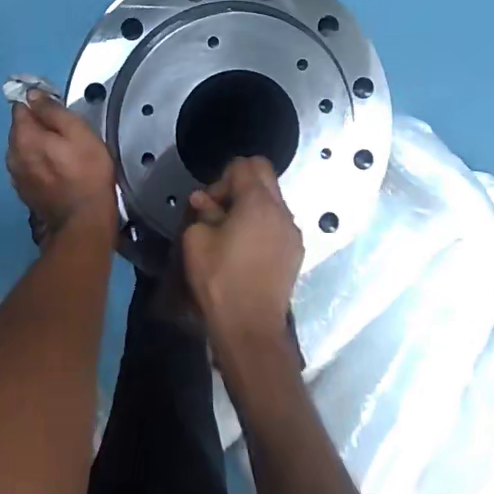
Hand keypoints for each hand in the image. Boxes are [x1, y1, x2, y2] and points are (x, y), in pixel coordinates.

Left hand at [7, 92, 118, 240]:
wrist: (84, 220)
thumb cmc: (87, 171)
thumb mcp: (78, 131)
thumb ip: (53, 110)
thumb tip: (33, 95)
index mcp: (23, 137)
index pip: (20, 107)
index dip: (38, 102)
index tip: (57, 107)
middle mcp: (12, 155)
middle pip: (20, 128)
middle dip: (38, 124)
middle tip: (66, 130)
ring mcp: (16, 175)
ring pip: (23, 148)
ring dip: (38, 144)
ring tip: (63, 149)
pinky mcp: (24, 191)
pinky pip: (28, 165)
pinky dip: (38, 162)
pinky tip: (57, 168)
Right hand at [182, 156, 303, 349]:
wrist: (251, 329)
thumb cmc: (220, 281)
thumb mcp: (197, 241)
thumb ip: (202, 211)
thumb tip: (205, 201)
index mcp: (258, 201)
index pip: (244, 164)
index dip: (222, 178)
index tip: (209, 204)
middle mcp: (282, 210)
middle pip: (264, 174)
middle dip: (239, 184)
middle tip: (219, 210)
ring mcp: (293, 231)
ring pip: (273, 199)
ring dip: (251, 204)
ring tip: (231, 231)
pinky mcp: (296, 251)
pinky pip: (278, 221)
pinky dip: (262, 223)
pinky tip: (246, 248)